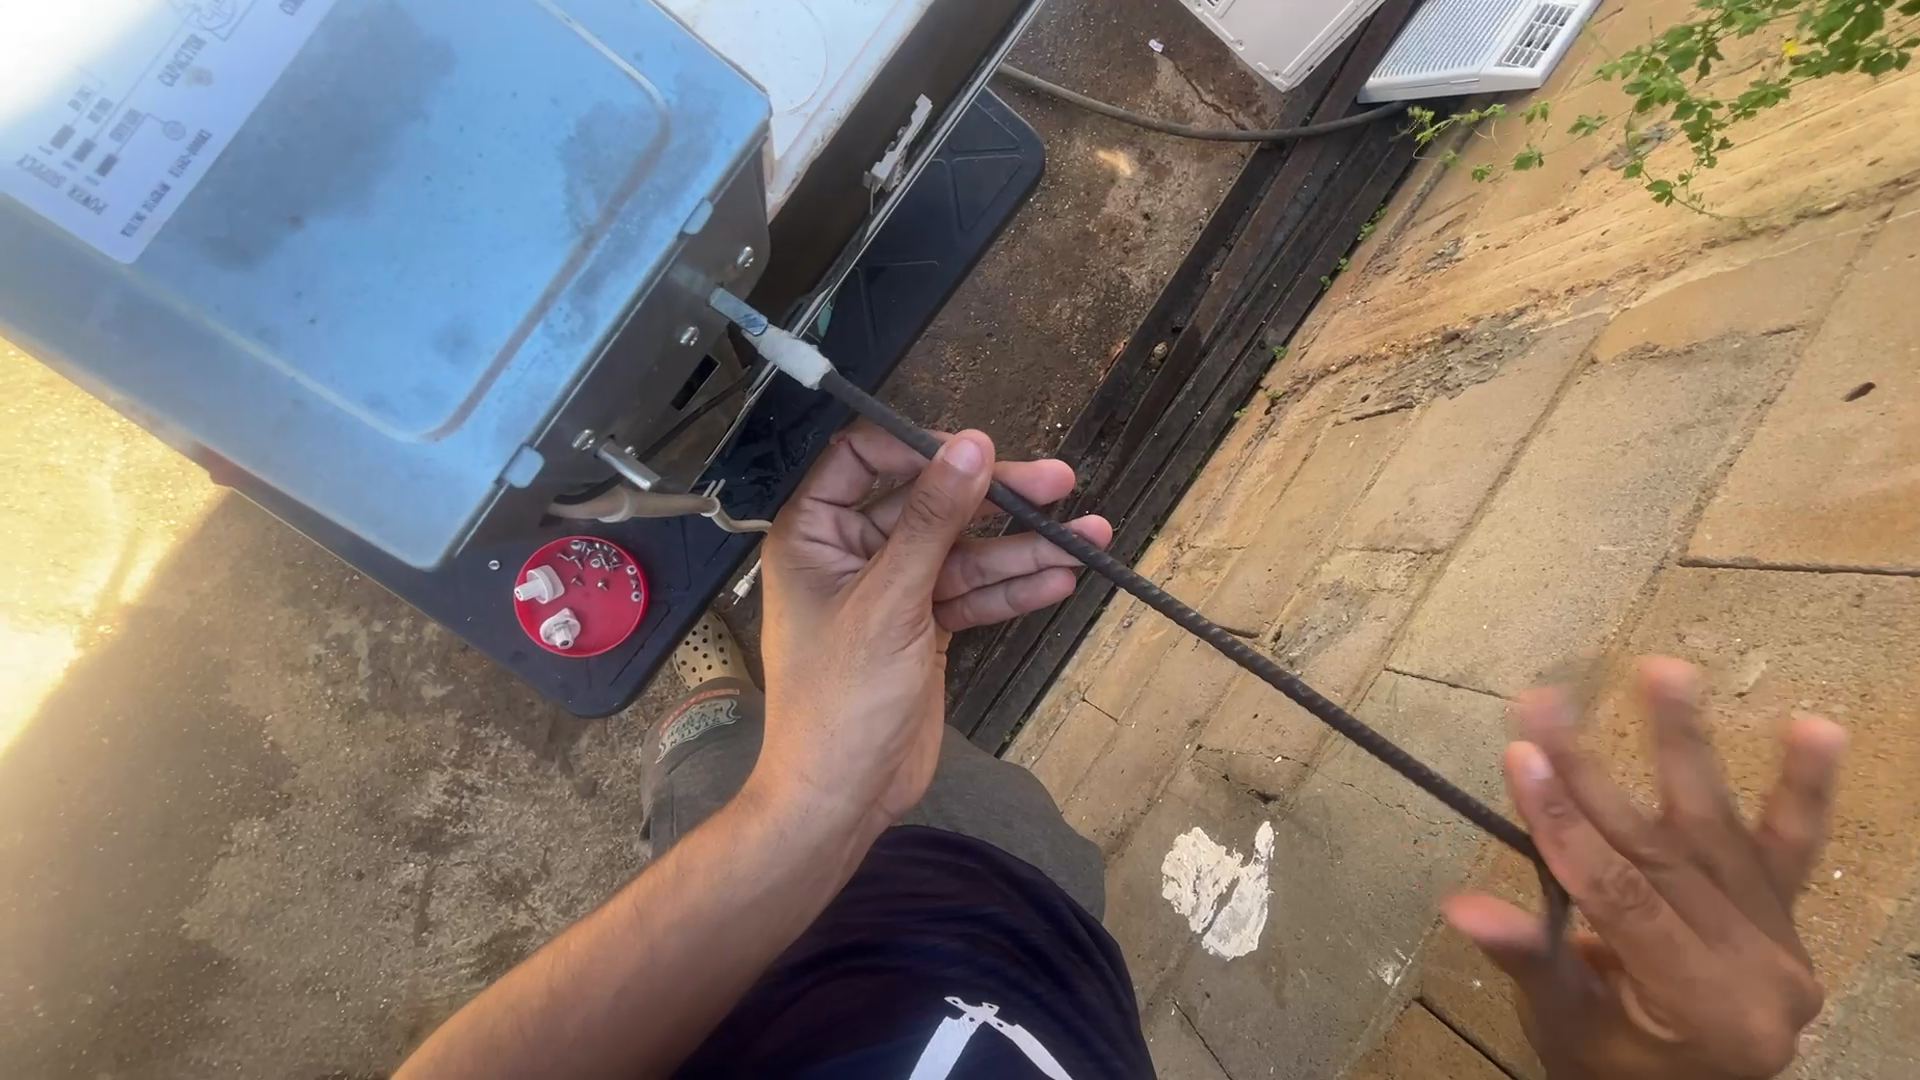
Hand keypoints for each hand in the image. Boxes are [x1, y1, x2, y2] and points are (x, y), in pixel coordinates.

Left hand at [750, 422, 1112, 838]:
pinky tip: (1059, 580)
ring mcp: (894, 591)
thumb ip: (933, 520)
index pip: (863, 459)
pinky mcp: (924, 626)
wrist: (843, 797)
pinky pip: (971, 595)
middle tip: (1060, 482)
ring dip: (1022, 549)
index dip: (920, 447)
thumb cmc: (843, 697)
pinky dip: (1011, 591)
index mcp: (816, 533)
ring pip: (962, 553)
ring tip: (1090, 537)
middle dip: (996, 499)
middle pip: (930, 505)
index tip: (980, 450)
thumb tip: (973, 446)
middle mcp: (854, 552)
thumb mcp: (891, 600)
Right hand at [1443, 657, 1847, 1078]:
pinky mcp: (1782, 914)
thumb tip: (1457, 906)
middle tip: (1541, 701)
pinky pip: (1793, 849)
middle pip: (1656, 849)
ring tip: (1663, 669)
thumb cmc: (1611, 1059)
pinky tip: (1815, 728)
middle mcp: (1761, 968)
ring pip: (1719, 829)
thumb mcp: (1560, 1020)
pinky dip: (1805, 789)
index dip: (1563, 823)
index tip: (1516, 752)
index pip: (1620, 894)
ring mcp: (1780, 936)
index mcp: (1705, 1005)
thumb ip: (1525, 957)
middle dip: (1588, 769)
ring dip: (1686, 743)